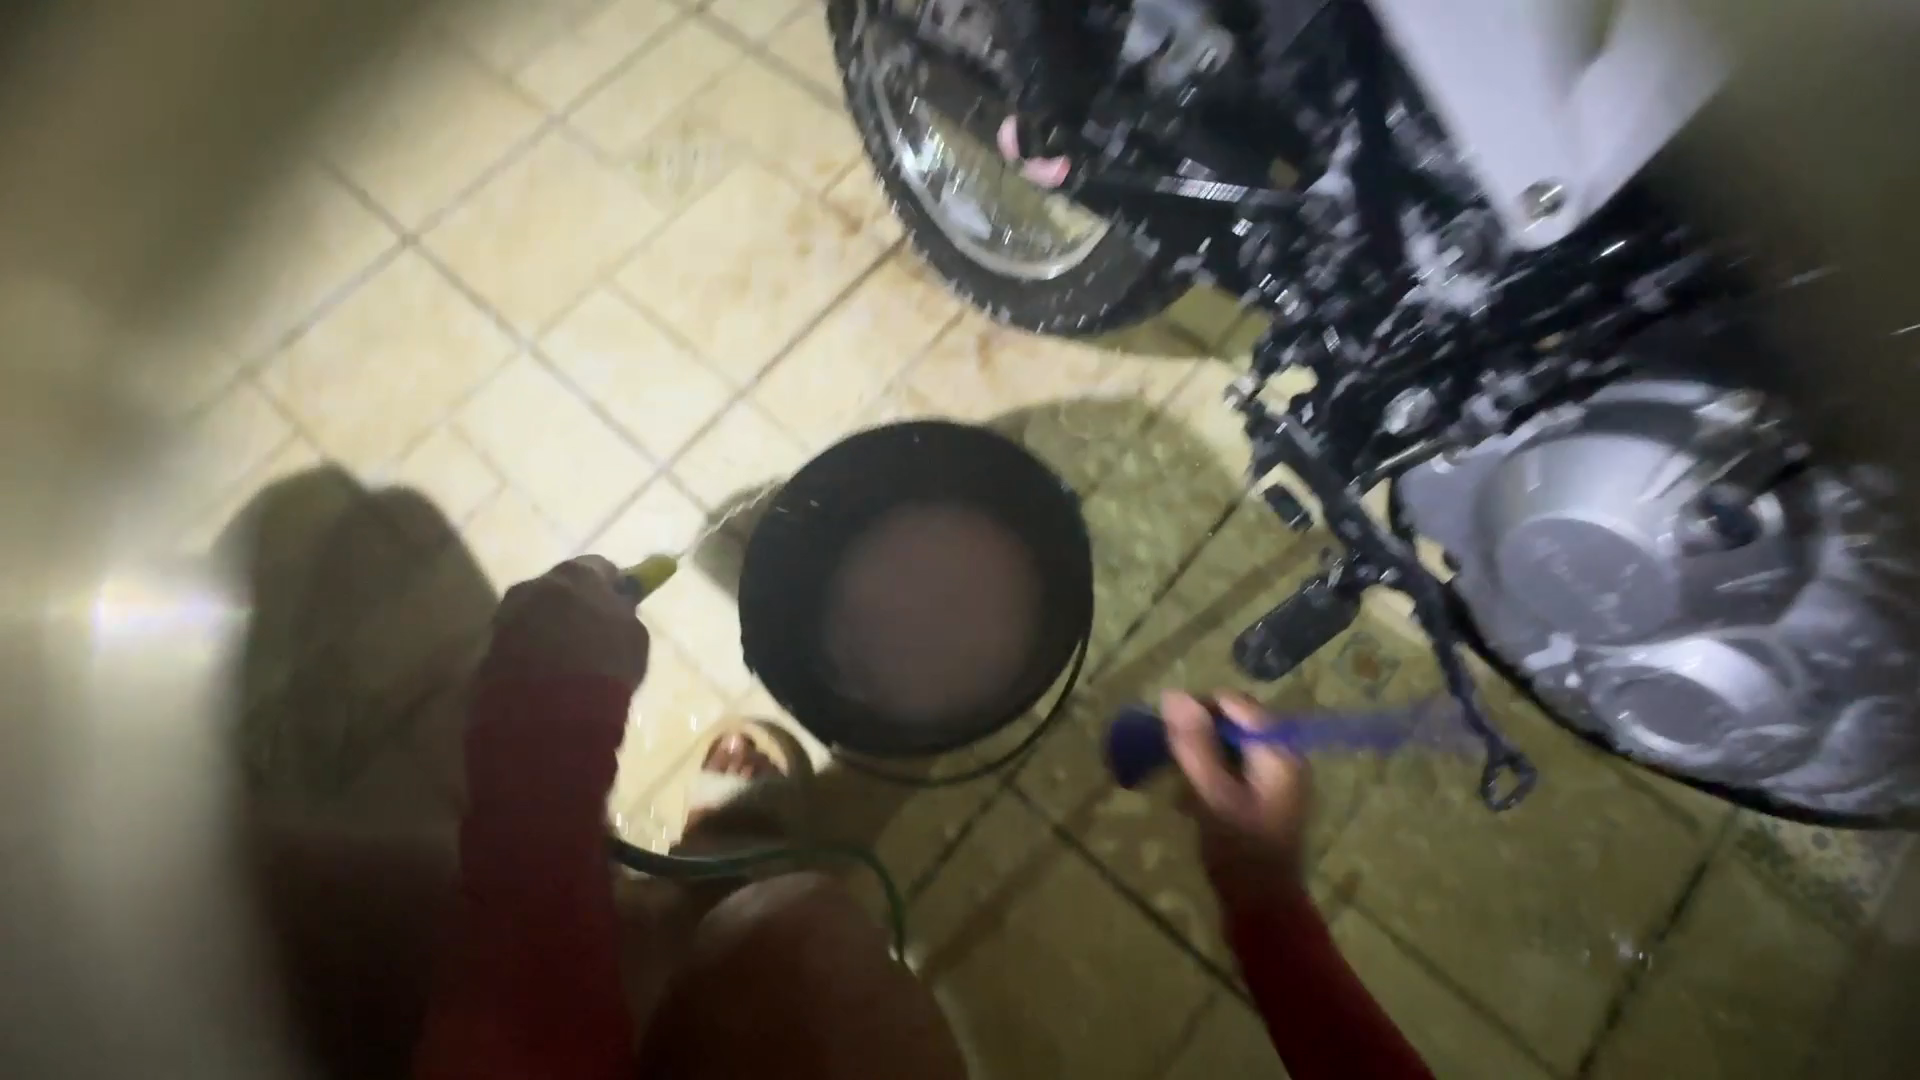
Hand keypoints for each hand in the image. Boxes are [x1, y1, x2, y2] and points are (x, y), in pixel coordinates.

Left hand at [482, 556, 649, 689]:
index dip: (612, 584)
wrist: (552, 711)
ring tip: (567, 659)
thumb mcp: (634, 636)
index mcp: (577, 574)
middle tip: (593, 631)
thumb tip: (615, 608)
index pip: (600, 566)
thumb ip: (622, 614)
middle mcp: (535, 584)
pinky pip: (517, 641)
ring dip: (549, 627)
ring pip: (534, 613)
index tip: (622, 603)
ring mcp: (506, 616)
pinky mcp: (487, 648)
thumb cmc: (606, 664)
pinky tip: (547, 677)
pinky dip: (530, 652)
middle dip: (574, 603)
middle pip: (560, 586)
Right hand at [1163, 690, 1313, 894]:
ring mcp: (1276, 777)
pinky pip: (1232, 766)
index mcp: (1279, 751)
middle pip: (1233, 722)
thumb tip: (1172, 694)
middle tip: (1174, 763)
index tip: (1172, 737)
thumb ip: (1194, 744)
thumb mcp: (1211, 794)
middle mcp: (1283, 756)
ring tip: (1181, 786)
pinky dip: (1210, 775)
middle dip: (1199, 737)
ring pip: (1229, 745)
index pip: (1235, 703)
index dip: (1200, 711)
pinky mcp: (1265, 796)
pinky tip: (1192, 800)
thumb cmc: (1240, 851)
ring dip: (1201, 758)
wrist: (1264, 910)